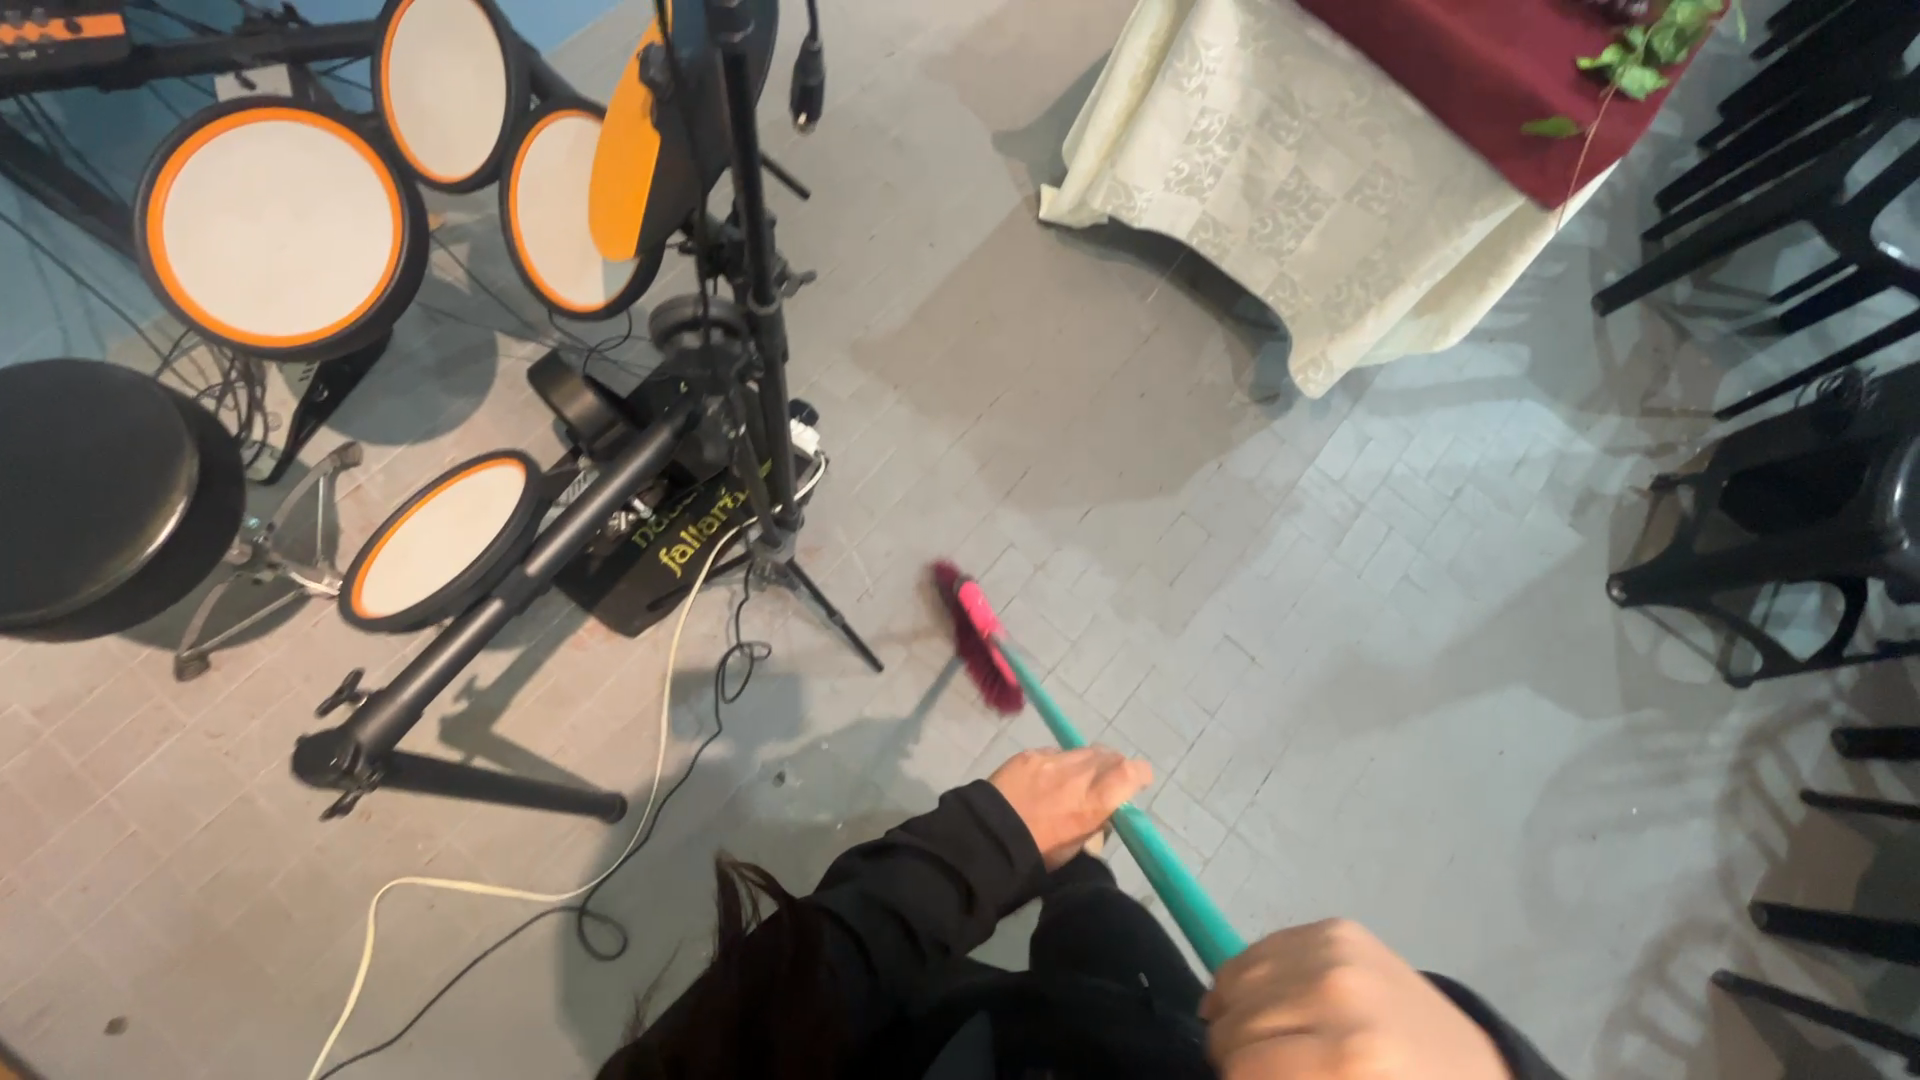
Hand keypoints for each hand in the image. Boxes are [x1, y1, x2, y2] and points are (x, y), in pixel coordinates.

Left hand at [987, 746, 1151, 869]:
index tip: (1139, 779)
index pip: (1129, 773)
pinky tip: (1046, 778)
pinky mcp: (1029, 754)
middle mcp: (1077, 775)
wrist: (989, 837)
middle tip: (1107, 777)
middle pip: (1107, 755)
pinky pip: (1053, 753)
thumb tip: (1103, 812)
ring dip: (1085, 762)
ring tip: (1074, 778)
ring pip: (1081, 751)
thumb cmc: (1036, 853)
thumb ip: (1094, 823)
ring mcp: (1052, 761)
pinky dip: (1057, 763)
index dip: (1138, 773)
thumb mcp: (1076, 847)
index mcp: (1093, 803)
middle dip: (1112, 764)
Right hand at [1202, 920, 1509, 1079]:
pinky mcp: (1334, 929)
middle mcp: (1336, 990)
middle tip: (1242, 1069)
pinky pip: (1259, 951)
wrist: (1476, 1067)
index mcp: (1352, 1055)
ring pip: (1239, 980)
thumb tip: (1244, 1072)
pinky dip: (1243, 980)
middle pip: (1240, 1021)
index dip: (1236, 1079)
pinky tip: (1251, 1005)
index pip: (1247, 1064)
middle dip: (1231, 1052)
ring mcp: (1335, 949)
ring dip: (1231, 1014)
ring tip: (1242, 1040)